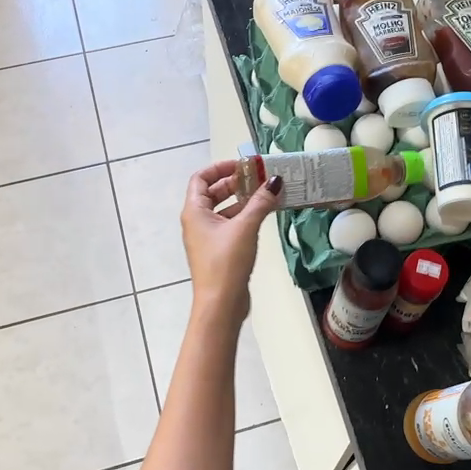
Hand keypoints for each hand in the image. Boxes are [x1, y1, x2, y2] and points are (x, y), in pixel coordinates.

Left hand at [181, 160, 280, 321]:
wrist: (220, 304)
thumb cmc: (226, 262)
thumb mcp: (245, 227)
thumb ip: (261, 202)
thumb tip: (276, 181)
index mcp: (194, 211)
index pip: (201, 178)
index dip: (220, 167)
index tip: (243, 165)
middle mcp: (197, 221)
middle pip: (213, 192)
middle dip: (236, 183)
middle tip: (261, 178)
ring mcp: (207, 237)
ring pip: (224, 210)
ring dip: (243, 200)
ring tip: (267, 194)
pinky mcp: (219, 251)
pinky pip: (230, 225)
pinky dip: (245, 217)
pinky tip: (264, 216)